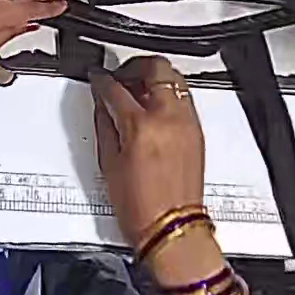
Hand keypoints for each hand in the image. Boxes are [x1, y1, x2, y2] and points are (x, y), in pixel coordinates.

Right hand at [91, 56, 206, 246]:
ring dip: (153, 76)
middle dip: (133, 66)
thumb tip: (102, 103)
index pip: (116, 88)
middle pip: (154, 67)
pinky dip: (167, 92)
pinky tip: (153, 105)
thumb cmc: (141, 206)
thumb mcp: (108, 162)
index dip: (102, 80)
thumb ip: (104, 123)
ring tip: (137, 88)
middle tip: (120, 76)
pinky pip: (183, 96)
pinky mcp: (197, 129)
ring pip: (173, 76)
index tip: (98, 78)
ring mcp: (187, 122)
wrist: (172, 228)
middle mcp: (168, 118)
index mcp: (141, 126)